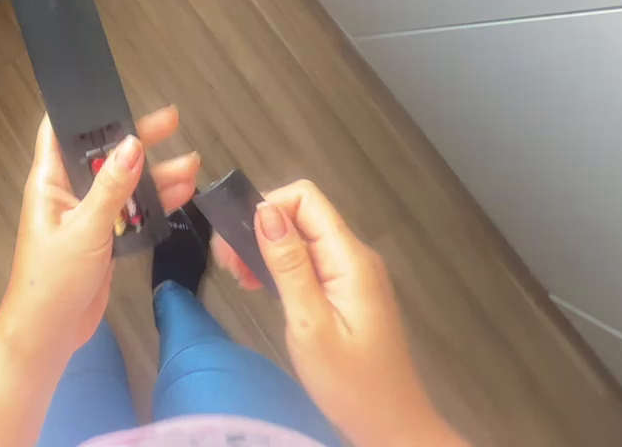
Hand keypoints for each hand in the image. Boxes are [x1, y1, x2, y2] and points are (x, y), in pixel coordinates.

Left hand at [0, 106, 200, 368]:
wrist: (51, 335)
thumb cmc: (52, 278)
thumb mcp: (85, 228)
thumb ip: (111, 186)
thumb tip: (132, 143)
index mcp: (50, 179)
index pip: (60, 130)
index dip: (83, 109)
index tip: (112, 91)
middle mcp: (68, 190)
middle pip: (104, 154)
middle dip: (136, 139)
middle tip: (171, 121)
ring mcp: (87, 214)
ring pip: (123, 183)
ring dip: (154, 175)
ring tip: (191, 163)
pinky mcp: (103, 237)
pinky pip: (131, 211)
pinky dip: (154, 204)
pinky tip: (181, 193)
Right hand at [216, 180, 464, 446]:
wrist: (392, 430)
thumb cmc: (350, 382)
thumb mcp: (310, 324)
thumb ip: (288, 265)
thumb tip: (264, 208)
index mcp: (349, 257)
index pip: (305, 197)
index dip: (269, 206)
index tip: (242, 242)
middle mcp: (352, 254)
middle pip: (299, 213)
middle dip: (260, 228)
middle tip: (229, 263)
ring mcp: (350, 272)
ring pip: (299, 235)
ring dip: (264, 247)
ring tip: (239, 276)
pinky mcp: (344, 288)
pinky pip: (307, 258)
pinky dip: (278, 265)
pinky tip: (259, 285)